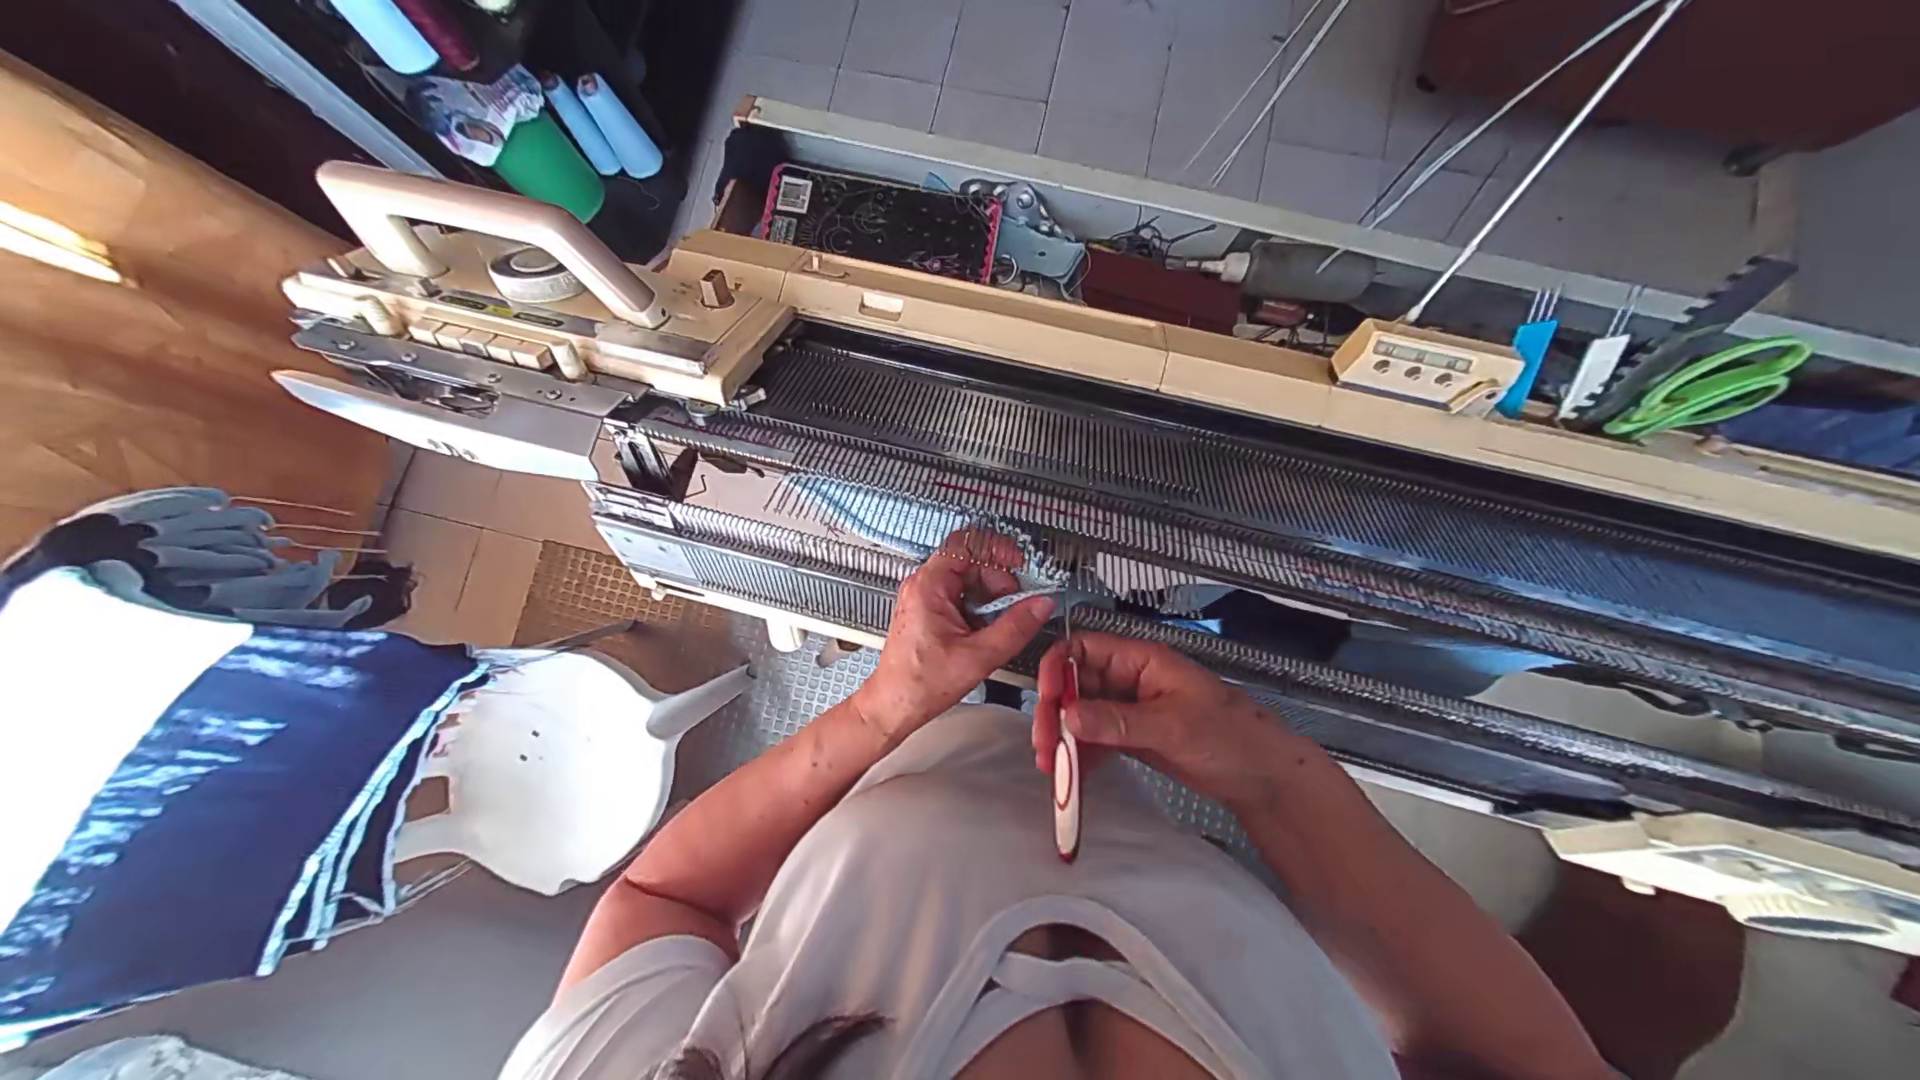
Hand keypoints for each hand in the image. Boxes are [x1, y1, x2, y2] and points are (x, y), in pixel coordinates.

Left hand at [849, 530, 1053, 743]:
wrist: (894, 706)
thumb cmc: (919, 684)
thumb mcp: (978, 656)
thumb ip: (1015, 627)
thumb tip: (1040, 605)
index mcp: (929, 586)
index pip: (966, 544)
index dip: (997, 549)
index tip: (1019, 564)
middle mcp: (923, 586)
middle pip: (970, 561)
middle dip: (998, 579)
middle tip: (1015, 602)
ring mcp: (925, 598)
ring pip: (967, 580)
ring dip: (990, 596)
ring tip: (999, 622)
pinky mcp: (929, 612)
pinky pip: (960, 596)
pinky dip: (979, 608)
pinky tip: (986, 630)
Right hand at [1034, 632, 1293, 805]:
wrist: (1262, 776)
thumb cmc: (1232, 735)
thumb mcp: (1172, 726)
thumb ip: (1118, 721)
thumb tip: (1070, 715)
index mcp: (1140, 660)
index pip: (1084, 648)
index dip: (1058, 667)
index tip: (1046, 697)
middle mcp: (1128, 679)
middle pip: (1074, 684)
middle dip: (1054, 711)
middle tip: (1045, 743)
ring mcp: (1127, 708)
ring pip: (1080, 713)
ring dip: (1062, 736)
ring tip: (1052, 766)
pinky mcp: (1129, 735)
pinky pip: (1093, 738)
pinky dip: (1079, 754)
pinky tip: (1070, 774)